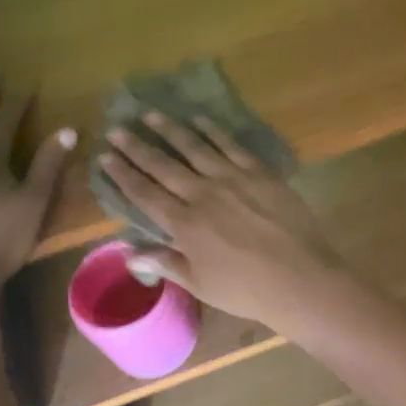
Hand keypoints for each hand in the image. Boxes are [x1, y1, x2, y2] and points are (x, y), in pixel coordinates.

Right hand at [100, 113, 352, 330]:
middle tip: (117, 129)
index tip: (106, 157)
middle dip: (136, 147)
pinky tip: (199, 120)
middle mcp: (202, 194)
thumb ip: (166, 264)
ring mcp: (232, 179)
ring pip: (194, 148)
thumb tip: (131, 255)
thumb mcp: (200, 284)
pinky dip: (213, 131)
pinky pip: (231, 145)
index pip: (145, 194)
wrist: (300, 277)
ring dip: (170, 130)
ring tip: (150, 115)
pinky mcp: (259, 172)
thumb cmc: (247, 290)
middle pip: (163, 166)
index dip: (123, 175)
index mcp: (184, 224)